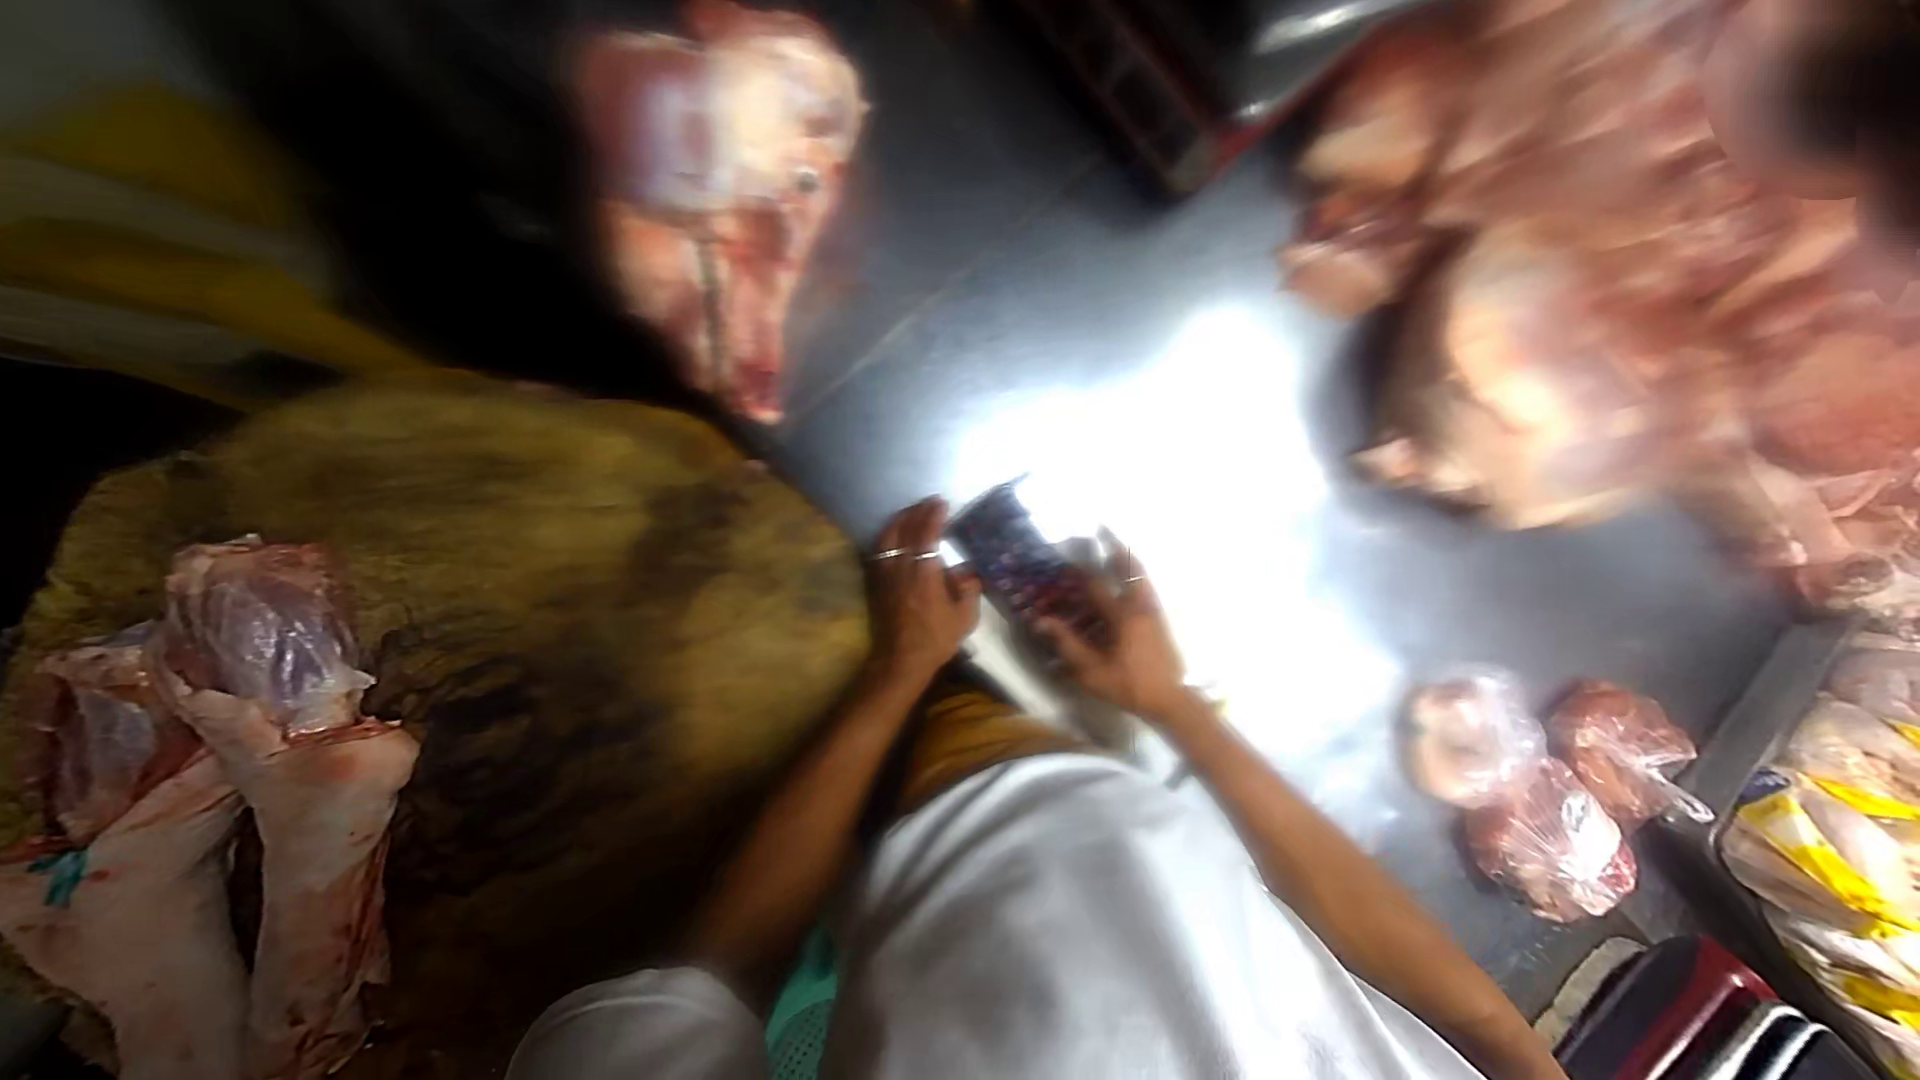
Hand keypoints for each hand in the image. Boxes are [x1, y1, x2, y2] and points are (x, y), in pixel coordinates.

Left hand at [866, 497, 980, 685]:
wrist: (900, 660)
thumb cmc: (935, 639)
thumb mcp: (964, 617)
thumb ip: (968, 589)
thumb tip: (966, 571)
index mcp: (924, 573)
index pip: (927, 534)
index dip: (934, 515)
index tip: (941, 503)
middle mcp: (901, 567)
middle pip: (905, 530)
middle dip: (917, 512)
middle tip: (929, 503)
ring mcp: (885, 574)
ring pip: (887, 537)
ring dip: (899, 520)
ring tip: (910, 513)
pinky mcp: (876, 583)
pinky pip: (878, 550)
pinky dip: (887, 536)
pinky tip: (893, 536)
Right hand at [1034, 533, 1189, 720]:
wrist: (1172, 699)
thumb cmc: (1129, 685)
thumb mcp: (1092, 671)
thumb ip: (1067, 644)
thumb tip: (1042, 620)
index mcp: (1121, 616)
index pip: (1096, 586)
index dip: (1078, 573)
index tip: (1064, 559)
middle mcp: (1140, 606)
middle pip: (1128, 569)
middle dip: (1115, 548)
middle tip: (1104, 528)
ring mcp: (1154, 611)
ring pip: (1142, 576)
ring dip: (1129, 558)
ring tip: (1118, 544)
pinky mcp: (1161, 619)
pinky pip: (1148, 587)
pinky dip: (1138, 574)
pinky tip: (1132, 576)